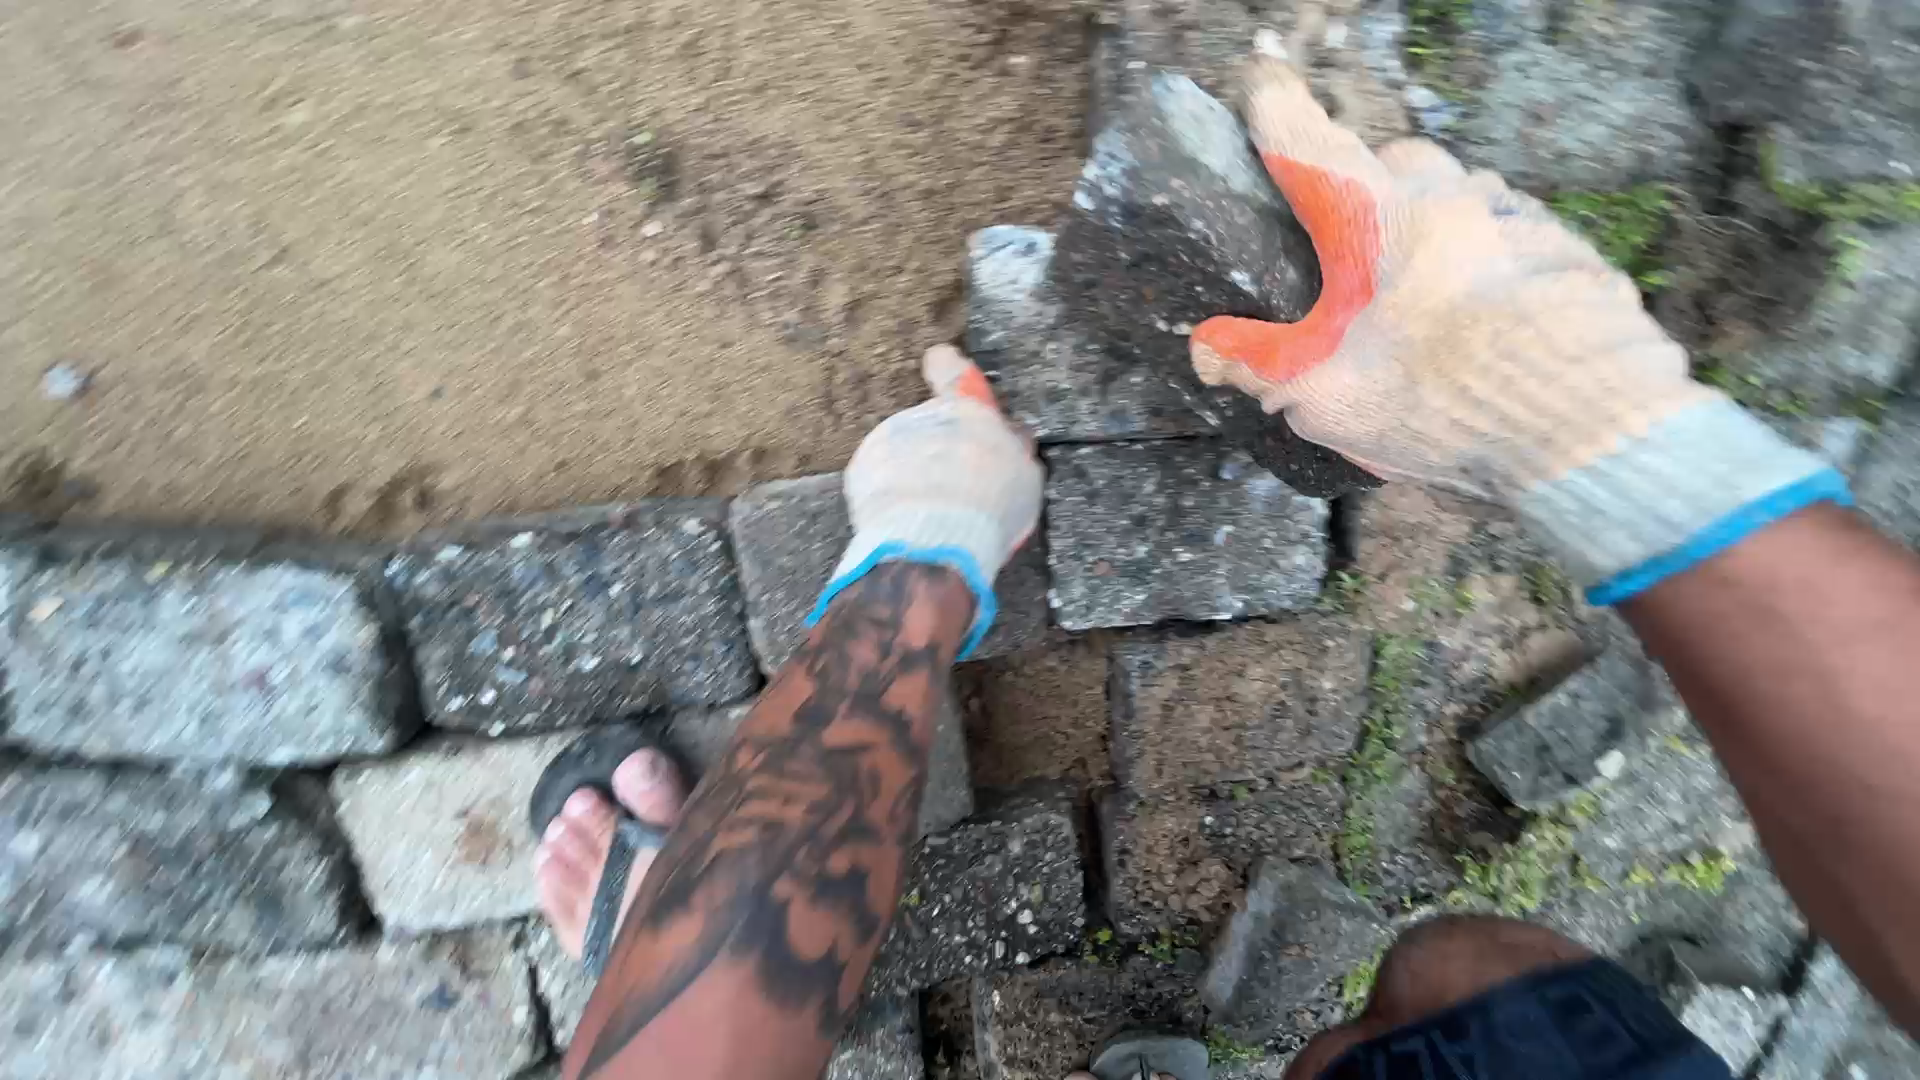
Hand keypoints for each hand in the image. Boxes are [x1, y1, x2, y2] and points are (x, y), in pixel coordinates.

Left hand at [810, 345, 1043, 655]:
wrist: (934, 542)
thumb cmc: (988, 508)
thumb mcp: (1023, 477)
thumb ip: (1013, 450)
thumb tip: (1012, 439)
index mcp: (966, 412)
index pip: (951, 370)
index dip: (947, 368)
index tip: (943, 365)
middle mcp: (922, 417)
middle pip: (930, 425)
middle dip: (939, 449)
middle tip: (956, 486)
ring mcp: (886, 441)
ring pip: (903, 453)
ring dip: (914, 474)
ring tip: (933, 512)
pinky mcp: (859, 472)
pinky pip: (878, 479)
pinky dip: (889, 496)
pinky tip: (908, 519)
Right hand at [1189, 52, 1713, 501]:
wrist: (1584, 430)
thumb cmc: (1432, 399)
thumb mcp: (1316, 392)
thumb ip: (1252, 363)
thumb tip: (1203, 348)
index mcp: (1377, 219)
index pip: (1310, 143)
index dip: (1277, 110)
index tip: (1262, 81)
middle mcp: (1449, 196)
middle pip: (1391, 159)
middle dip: (1358, 182)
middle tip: (1339, 242)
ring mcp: (1515, 217)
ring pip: (1453, 192)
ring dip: (1419, 219)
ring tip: (1405, 287)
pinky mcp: (1564, 249)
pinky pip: (1501, 230)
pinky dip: (1471, 253)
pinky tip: (1467, 310)